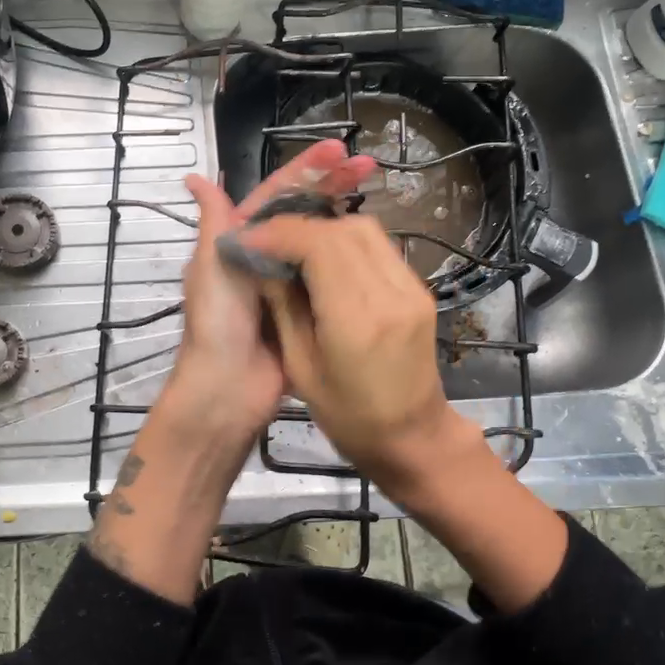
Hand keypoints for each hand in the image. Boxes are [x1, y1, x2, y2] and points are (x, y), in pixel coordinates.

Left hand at [156, 141, 374, 444]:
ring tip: (374, 190)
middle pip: (303, 211)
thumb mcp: (211, 267)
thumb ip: (214, 223)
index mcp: (240, 240)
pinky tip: (370, 242)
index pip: (277, 194)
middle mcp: (265, 255)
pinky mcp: (308, 309)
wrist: (228, 389)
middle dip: (332, 184)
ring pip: (319, 240)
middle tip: (368, 164)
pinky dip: (347, 257)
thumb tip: (195, 177)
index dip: (306, 169)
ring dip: (342, 214)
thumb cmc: (217, 323)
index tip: (339, 150)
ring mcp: (288, 282)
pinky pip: (329, 276)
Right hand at [235, 213, 490, 485]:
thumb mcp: (300, 366)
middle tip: (263, 237)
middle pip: (341, 230)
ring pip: (363, 230)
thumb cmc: (349, 416)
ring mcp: (412, 289)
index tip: (246, 238)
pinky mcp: (418, 289)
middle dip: (296, 226)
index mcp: (357, 320)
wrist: (414, 438)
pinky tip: (321, 257)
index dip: (278, 233)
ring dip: (322, 229)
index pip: (318, 246)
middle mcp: (391, 294)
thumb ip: (282, 305)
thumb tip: (259, 259)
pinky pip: (378, 246)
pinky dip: (344, 241)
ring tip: (290, 245)